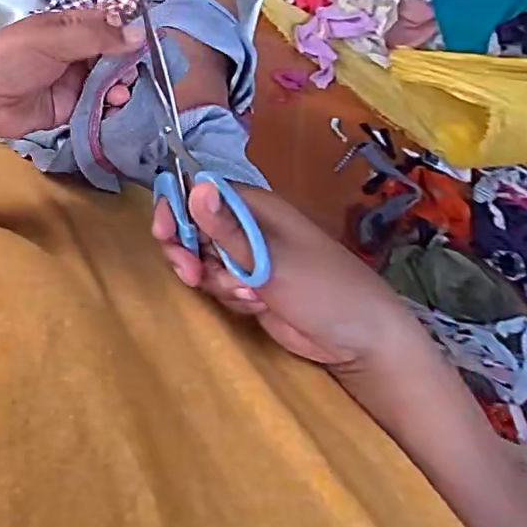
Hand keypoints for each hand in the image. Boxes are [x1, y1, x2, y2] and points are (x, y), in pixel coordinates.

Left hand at [0, 8, 142, 139]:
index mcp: (71, 27)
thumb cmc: (12, 56)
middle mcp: (77, 52)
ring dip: (121, 87)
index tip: (155, 42)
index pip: (110, 25)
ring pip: (110, 82)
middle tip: (134, 75)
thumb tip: (139, 35)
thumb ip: (97, 37)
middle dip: (129, 65)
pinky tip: (116, 109)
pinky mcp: (71, 108)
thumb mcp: (55, 38)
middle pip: (115, 56)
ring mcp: (74, 81)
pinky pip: (98, 107)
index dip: (131, 32)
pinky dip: (111, 108)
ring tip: (121, 95)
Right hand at [151, 183, 413, 369]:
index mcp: (252, 205)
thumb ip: (227, 228)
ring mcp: (247, 257)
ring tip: (246, 295)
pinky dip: (227, 296)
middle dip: (188, 252)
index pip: (197, 193)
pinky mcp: (248, 286)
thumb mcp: (271, 259)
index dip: (176, 208)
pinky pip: (217, 284)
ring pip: (202, 260)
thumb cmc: (322, 287)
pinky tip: (255, 305)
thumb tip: (195, 185)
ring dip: (213, 280)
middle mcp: (245, 225)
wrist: (361, 341)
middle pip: (193, 227)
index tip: (165, 234)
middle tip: (192, 275)